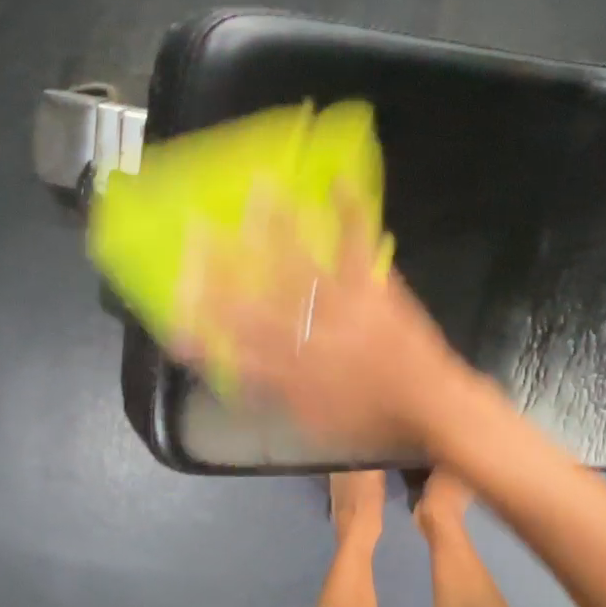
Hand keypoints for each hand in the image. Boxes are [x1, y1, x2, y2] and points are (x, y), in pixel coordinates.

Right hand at [181, 186, 471, 450]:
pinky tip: (340, 183)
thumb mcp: (317, 423)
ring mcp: (339, 306)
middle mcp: (307, 335)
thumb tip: (244, 378)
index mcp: (291, 371)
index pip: (234, 347)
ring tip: (259, 188)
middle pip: (254, 297)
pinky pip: (358, 244)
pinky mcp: (370, 287)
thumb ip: (278, 397)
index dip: (201, 328)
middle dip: (223, 265)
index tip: (176, 309)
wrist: (429, 404)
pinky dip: (350, 211)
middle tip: (199, 232)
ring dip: (276, 224)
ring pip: (298, 262)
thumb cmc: (373, 419)